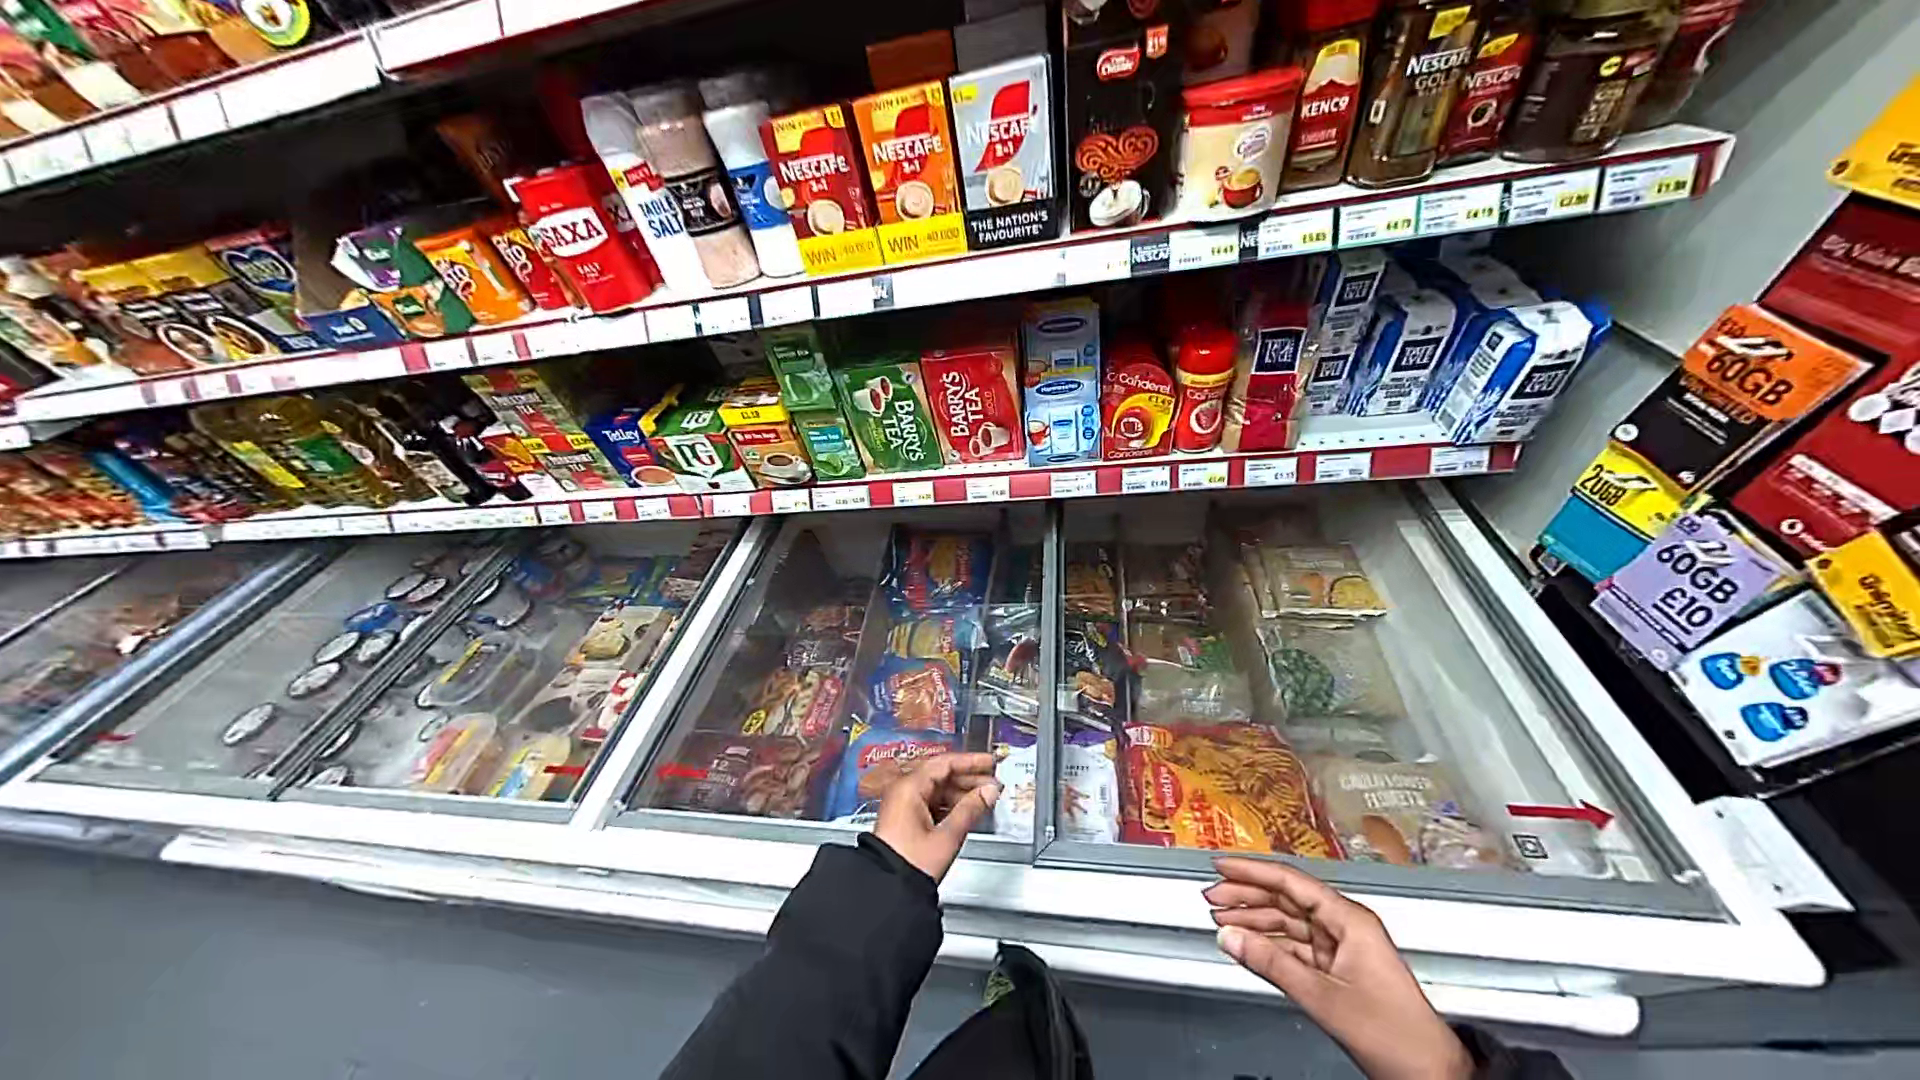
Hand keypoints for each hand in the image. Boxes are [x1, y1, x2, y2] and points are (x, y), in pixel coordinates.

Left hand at [872, 752, 999, 883]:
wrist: (887, 891)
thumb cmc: (909, 864)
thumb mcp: (947, 835)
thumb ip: (971, 809)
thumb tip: (989, 791)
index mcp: (908, 788)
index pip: (944, 763)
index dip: (970, 761)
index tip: (989, 761)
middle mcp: (903, 791)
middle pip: (941, 775)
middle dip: (969, 778)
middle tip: (992, 781)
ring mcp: (903, 804)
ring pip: (938, 789)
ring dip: (961, 792)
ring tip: (985, 797)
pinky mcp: (905, 819)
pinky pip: (932, 802)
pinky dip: (951, 804)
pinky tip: (967, 810)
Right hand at [1205, 858, 1471, 1079]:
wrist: (1433, 1078)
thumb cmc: (1397, 1037)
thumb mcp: (1324, 998)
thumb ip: (1272, 964)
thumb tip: (1231, 938)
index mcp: (1350, 919)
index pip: (1291, 881)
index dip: (1252, 871)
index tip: (1222, 866)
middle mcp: (1344, 925)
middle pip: (1285, 898)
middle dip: (1246, 895)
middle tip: (1212, 896)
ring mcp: (1340, 946)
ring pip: (1286, 921)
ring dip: (1253, 920)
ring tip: (1222, 920)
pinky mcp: (1336, 968)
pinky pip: (1293, 945)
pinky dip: (1267, 944)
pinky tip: (1247, 944)